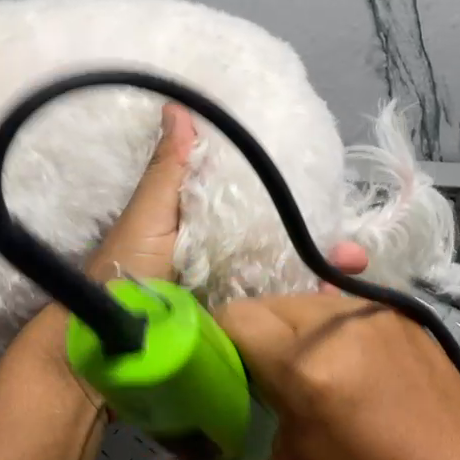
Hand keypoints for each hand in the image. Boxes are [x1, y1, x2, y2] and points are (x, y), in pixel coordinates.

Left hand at [14, 105, 369, 369]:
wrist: (104, 352)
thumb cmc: (123, 277)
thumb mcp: (148, 218)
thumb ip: (167, 172)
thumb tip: (178, 107)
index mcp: (202, 228)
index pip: (255, 208)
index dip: (292, 204)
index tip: (331, 201)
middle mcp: (221, 262)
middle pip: (279, 249)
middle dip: (320, 249)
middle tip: (355, 256)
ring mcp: (229, 302)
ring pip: (283, 284)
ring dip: (318, 283)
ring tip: (351, 283)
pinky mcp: (232, 336)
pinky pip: (271, 320)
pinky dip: (299, 316)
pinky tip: (330, 314)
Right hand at [155, 293, 459, 459]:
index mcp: (306, 366)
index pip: (230, 319)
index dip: (209, 347)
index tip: (210, 384)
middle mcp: (336, 321)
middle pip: (261, 306)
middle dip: (243, 342)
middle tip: (249, 391)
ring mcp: (371, 309)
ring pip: (297, 300)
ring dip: (281, 333)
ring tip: (292, 382)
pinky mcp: (396, 309)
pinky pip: (335, 303)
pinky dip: (319, 328)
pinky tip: (332, 369)